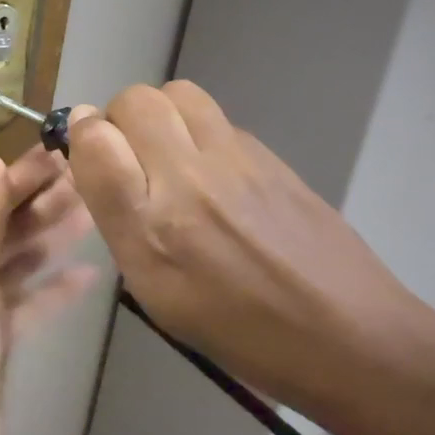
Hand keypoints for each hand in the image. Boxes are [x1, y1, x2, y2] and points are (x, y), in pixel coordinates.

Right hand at [67, 81, 434, 405]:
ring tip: (167, 160)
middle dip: (119, 119)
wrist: (352, 338)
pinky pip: (221, 122)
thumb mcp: (152, 286)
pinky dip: (201, 134)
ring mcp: (242, 159)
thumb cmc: (236, 327)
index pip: (95, 135)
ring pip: (181, 96)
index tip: (89, 161)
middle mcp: (194, 175)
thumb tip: (92, 145)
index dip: (82, 138)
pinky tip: (214, 179)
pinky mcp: (275, 159)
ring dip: (161, 115)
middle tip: (127, 161)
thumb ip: (116, 211)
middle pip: (137, 100)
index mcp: (155, 219)